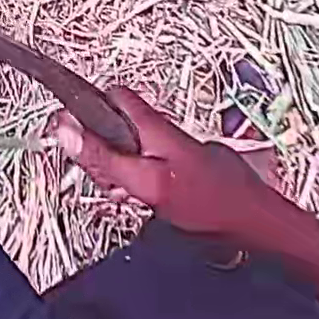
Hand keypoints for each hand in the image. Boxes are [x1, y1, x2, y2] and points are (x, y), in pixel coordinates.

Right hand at [51, 87, 277, 242]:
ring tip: (123, 190)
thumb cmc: (207, 201)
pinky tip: (138, 196)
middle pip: (110, 122)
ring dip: (115, 167)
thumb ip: (101, 156)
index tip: (72, 127)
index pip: (108, 93)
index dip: (88, 107)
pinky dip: (131, 178)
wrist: (256, 226)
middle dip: (99, 147)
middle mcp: (156, 127)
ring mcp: (166, 145)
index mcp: (147, 121)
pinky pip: (139, 160)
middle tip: (104, 172)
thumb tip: (62, 128)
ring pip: (124, 144)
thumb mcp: (144, 180)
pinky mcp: (174, 163)